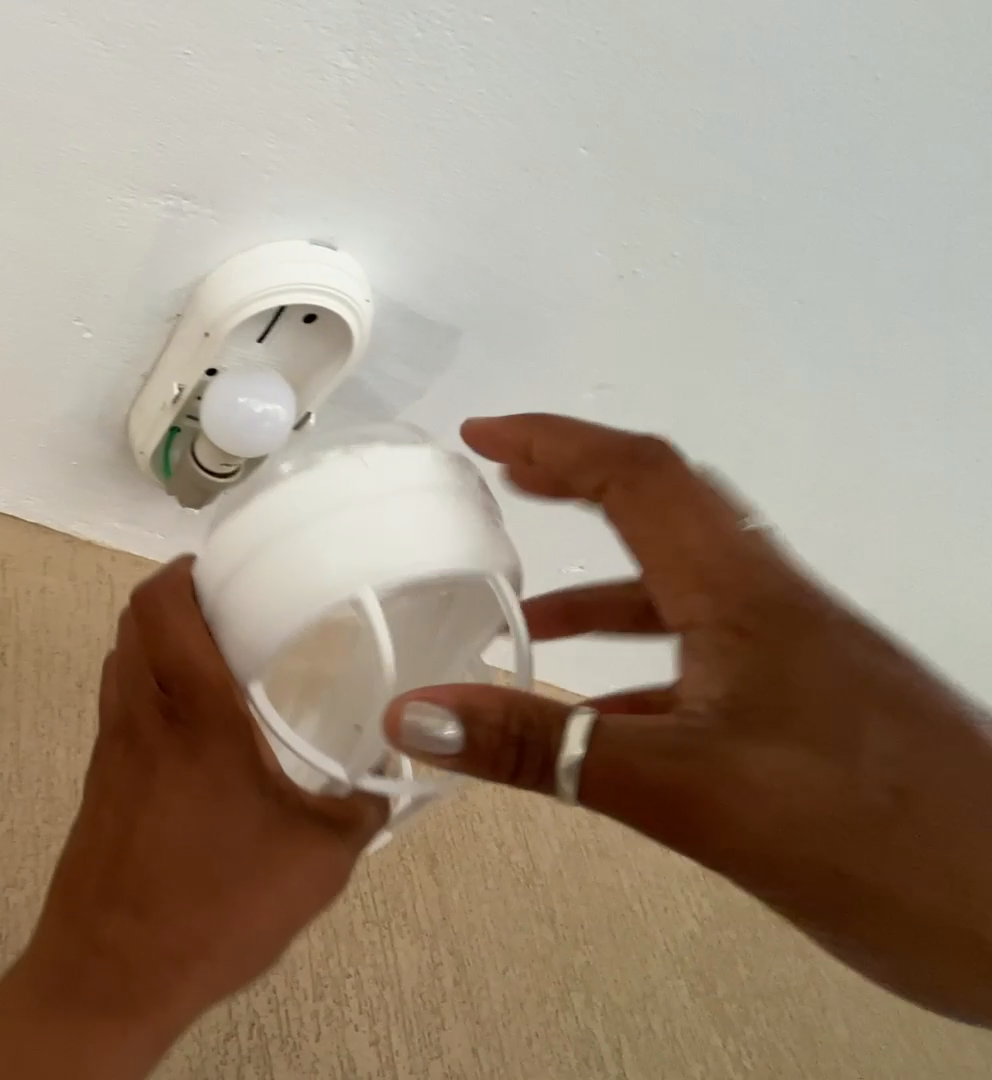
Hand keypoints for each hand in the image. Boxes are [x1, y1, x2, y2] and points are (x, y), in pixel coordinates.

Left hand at [0, 558, 385, 1079]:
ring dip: (161, 638)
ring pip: (123, 654)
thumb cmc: (213, 902)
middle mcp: (138, 708)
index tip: (227, 569)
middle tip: (236, 611)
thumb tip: (387, 782)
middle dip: (180, 597)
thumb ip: (359, 808)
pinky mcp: (100, 771)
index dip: (185, 570)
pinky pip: (120, 698)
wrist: (112, 966)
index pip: (161, 602)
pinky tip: (197, 725)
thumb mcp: (316, 857)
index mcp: (188, 707)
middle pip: (135, 617)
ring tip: (220, 658)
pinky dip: (150, 682)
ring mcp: (110, 739)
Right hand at [383, 414, 991, 1025]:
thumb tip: (412, 712)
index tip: (479, 437)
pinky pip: (692, 660)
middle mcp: (771, 611)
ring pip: (676, 593)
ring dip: (592, 589)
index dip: (556, 443)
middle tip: (494, 483)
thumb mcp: (684, 793)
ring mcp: (792, 662)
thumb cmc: (880, 842)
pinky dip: (624, 667)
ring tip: (519, 619)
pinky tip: (589, 719)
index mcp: (748, 599)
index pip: (642, 479)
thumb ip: (537, 748)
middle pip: (662, 514)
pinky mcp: (801, 713)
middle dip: (572, 485)